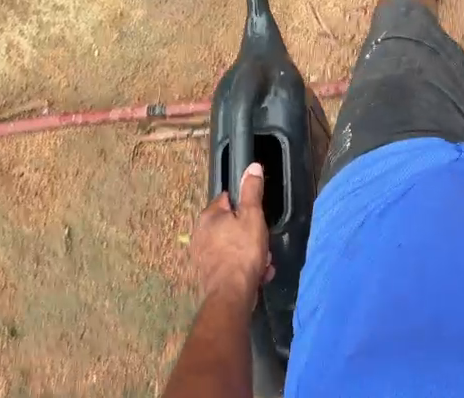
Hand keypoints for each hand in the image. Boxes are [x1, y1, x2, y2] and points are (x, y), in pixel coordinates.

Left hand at [190, 163, 271, 304]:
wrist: (231, 296)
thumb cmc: (242, 251)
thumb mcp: (252, 216)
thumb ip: (252, 191)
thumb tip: (252, 166)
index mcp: (208, 216)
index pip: (229, 200)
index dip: (247, 209)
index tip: (258, 219)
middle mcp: (200, 234)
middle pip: (233, 226)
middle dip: (251, 236)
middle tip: (263, 245)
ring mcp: (203, 257)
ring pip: (234, 247)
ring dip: (252, 254)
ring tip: (263, 265)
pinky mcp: (208, 276)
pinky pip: (231, 265)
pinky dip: (244, 268)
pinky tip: (258, 276)